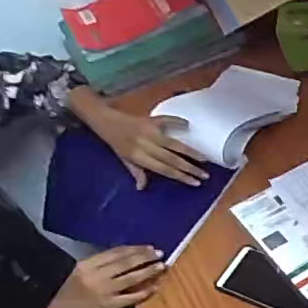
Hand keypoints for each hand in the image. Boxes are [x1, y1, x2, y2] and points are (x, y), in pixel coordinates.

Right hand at [43, 246, 167, 307]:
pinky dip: (145, 291)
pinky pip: (132, 297)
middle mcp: (95, 276)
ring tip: (162, 266)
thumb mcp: (83, 271)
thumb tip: (132, 253)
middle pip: (124, 263)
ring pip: (131, 279)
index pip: (115, 253)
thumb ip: (103, 262)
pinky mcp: (109, 305)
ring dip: (148, 271)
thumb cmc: (74, 290)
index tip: (150, 247)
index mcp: (86, 265)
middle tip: (160, 253)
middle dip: (144, 257)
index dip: (135, 249)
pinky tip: (156, 286)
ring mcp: (103, 291)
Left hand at [77, 95, 210, 188]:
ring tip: (204, 159)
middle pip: (172, 159)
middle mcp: (145, 145)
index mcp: (138, 156)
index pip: (164, 169)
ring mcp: (149, 131)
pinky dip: (177, 122)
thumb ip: (136, 172)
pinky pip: (166, 121)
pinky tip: (188, 125)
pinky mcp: (150, 120)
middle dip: (190, 168)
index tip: (195, 182)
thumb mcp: (123, 159)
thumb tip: (142, 188)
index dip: (181, 176)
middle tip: (205, 175)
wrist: (102, 119)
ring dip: (190, 152)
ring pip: (174, 144)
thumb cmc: (113, 142)